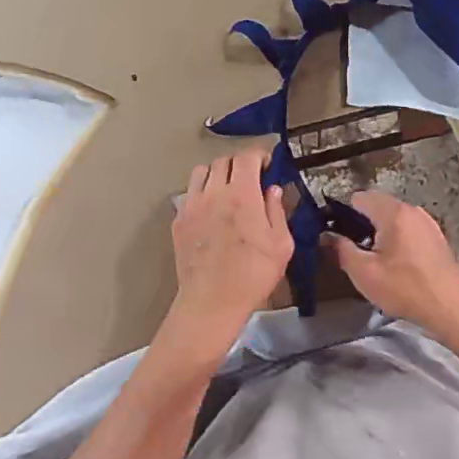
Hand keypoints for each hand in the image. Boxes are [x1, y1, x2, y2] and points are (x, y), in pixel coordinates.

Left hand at [168, 148, 292, 340]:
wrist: (211, 302)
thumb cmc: (252, 275)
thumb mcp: (281, 245)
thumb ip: (277, 211)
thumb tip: (273, 190)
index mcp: (242, 195)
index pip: (247, 157)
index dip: (259, 155)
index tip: (267, 163)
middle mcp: (213, 193)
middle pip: (223, 161)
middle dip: (239, 164)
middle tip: (251, 177)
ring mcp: (192, 206)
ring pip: (201, 172)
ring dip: (216, 174)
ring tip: (227, 189)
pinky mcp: (178, 221)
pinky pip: (189, 194)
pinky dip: (201, 193)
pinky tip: (211, 210)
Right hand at [321, 192, 458, 341]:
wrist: (452, 309)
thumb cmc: (404, 288)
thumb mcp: (364, 273)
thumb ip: (341, 249)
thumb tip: (327, 235)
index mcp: (393, 212)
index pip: (359, 198)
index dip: (342, 214)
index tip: (336, 237)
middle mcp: (412, 210)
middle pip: (377, 206)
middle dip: (360, 225)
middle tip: (353, 252)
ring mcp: (427, 223)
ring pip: (393, 219)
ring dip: (378, 234)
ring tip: (373, 261)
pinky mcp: (436, 238)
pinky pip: (407, 229)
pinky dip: (396, 240)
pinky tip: (395, 265)